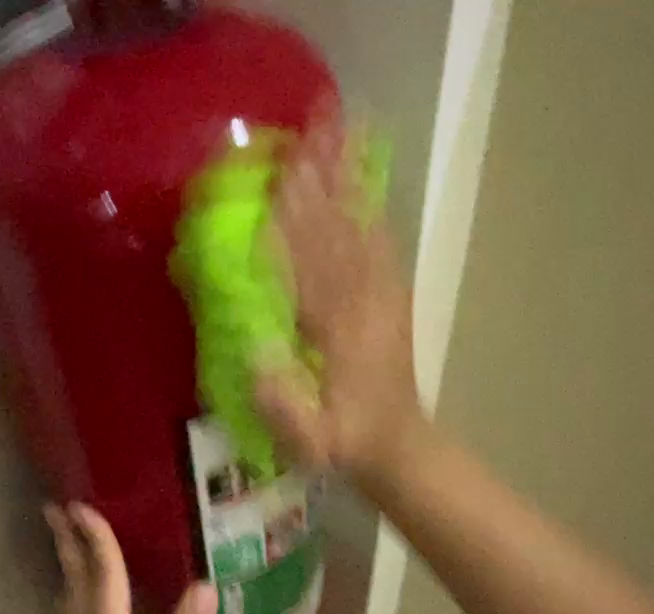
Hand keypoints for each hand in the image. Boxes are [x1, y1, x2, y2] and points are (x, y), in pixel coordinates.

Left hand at [45, 503, 218, 613]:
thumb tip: (203, 586)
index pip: (101, 573)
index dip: (94, 536)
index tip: (81, 504)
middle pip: (72, 580)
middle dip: (65, 542)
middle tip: (52, 508)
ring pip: (65, 600)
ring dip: (66, 567)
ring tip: (66, 545)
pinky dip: (72, 595)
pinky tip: (81, 605)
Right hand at [257, 118, 430, 483]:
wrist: (398, 444)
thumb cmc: (344, 443)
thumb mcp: (311, 442)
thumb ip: (285, 408)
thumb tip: (256, 357)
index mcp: (338, 334)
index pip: (310, 268)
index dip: (293, 224)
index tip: (277, 181)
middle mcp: (363, 303)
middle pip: (335, 233)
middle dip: (318, 182)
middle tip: (304, 131)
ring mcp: (381, 295)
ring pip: (358, 228)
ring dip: (343, 179)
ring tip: (334, 130)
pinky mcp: (391, 295)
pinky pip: (379, 242)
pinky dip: (368, 205)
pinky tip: (360, 176)